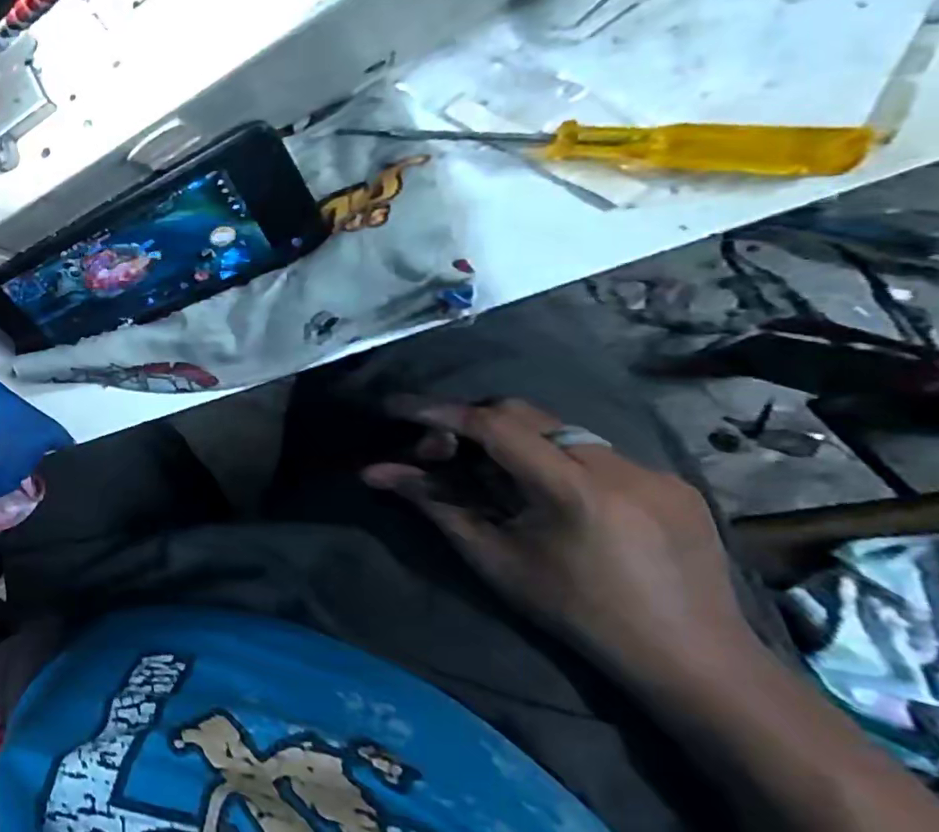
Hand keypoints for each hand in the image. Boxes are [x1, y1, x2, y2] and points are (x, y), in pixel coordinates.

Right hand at [363, 398, 758, 677]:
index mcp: (574, 489)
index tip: (396, 408)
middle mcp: (619, 467)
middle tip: (441, 451)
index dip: (438, 411)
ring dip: (515, 441)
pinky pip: (597, 451)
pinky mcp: (675, 483)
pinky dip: (558, 459)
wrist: (695, 662)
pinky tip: (554, 496)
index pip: (493, 424)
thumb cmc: (578, 614)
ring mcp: (654, 471)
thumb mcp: (494, 558)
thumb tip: (376, 473)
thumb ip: (435, 504)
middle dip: (472, 422)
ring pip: (559, 429)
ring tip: (498, 480)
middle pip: (523, 414)